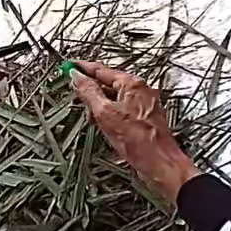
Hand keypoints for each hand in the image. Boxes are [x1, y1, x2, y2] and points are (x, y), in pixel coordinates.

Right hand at [70, 60, 200, 202]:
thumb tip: (77, 76)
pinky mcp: (144, 118)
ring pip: (114, 97)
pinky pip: (121, 109)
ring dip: (99, 105)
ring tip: (90, 117)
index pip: (101, 69)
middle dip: (90, 90)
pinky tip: (103, 125)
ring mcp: (144, 104)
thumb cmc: (139, 141)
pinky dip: (109, 114)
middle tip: (76, 95)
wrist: (160, 164)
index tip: (70, 66)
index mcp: (132, 84)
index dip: (83, 68)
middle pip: (108, 83)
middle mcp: (141, 90)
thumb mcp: (105, 113)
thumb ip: (89, 92)